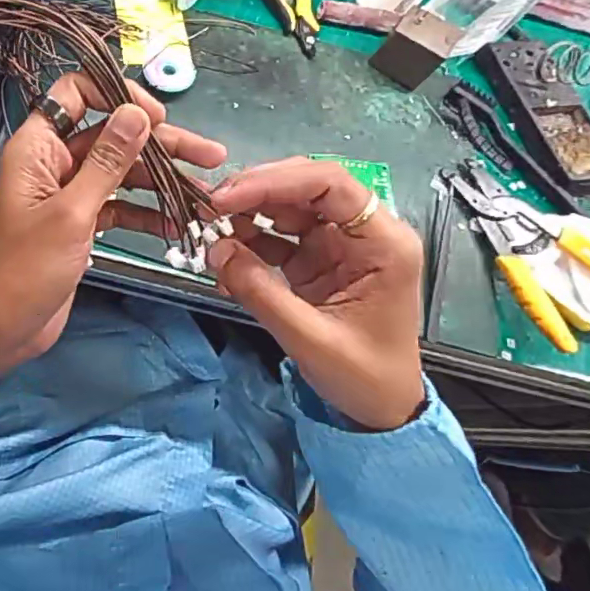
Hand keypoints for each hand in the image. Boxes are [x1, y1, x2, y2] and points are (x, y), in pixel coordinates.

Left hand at [0, 72, 226, 386]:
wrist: (3, 328)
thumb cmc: (25, 270)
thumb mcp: (71, 213)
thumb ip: (107, 162)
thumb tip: (137, 113)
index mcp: (38, 147)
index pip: (75, 94)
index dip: (117, 95)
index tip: (157, 117)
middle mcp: (54, 162)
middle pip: (111, 135)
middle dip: (160, 144)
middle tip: (210, 155)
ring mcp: (69, 193)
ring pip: (121, 171)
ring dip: (161, 180)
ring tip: (207, 194)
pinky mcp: (81, 222)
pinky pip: (119, 205)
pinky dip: (146, 212)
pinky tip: (177, 222)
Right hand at [207, 159, 424, 429]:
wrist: (380, 409)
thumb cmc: (363, 375)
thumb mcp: (309, 337)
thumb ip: (260, 291)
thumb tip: (214, 250)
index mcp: (382, 242)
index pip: (329, 184)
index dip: (274, 181)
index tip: (226, 198)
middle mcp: (360, 232)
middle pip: (304, 187)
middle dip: (253, 191)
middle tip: (207, 207)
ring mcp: (335, 244)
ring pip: (285, 207)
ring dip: (244, 213)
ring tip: (207, 228)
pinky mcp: (313, 259)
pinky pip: (275, 235)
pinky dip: (245, 240)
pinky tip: (221, 253)